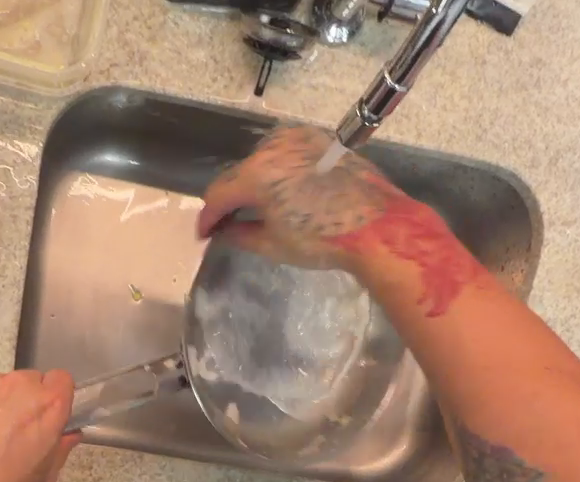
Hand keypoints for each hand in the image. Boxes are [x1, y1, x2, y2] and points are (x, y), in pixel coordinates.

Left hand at [0, 369, 79, 481]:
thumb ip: (61, 449)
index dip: (55, 397)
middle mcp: (17, 384)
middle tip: (11, 429)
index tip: (45, 414)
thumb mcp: (44, 480)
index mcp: (47, 405)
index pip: (62, 379)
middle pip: (28, 381)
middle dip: (24, 400)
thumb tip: (68, 434)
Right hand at [196, 125, 406, 271]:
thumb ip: (240, 234)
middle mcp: (274, 147)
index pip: (218, 193)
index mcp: (258, 173)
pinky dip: (276, 171)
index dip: (207, 217)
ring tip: (254, 208)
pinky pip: (285, 153)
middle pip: (238, 174)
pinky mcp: (320, 139)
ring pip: (261, 160)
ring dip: (252, 183)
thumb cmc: (322, 238)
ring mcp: (299, 138)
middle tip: (227, 223)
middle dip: (230, 199)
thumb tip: (224, 231)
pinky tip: (281, 192)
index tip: (204, 234)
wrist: (375, 225)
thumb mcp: (273, 244)